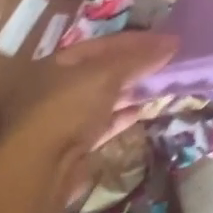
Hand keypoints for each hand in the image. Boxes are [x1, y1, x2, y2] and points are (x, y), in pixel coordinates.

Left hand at [3, 31, 179, 196]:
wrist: (39, 171)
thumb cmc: (68, 108)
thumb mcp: (107, 74)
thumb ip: (139, 58)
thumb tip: (172, 42)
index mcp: (57, 63)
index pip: (104, 44)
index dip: (137, 40)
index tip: (168, 41)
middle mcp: (57, 88)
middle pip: (104, 70)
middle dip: (136, 65)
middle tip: (169, 61)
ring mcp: (64, 118)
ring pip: (105, 97)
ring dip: (133, 90)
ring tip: (163, 84)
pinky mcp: (73, 145)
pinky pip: (104, 122)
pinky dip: (124, 115)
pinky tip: (144, 110)